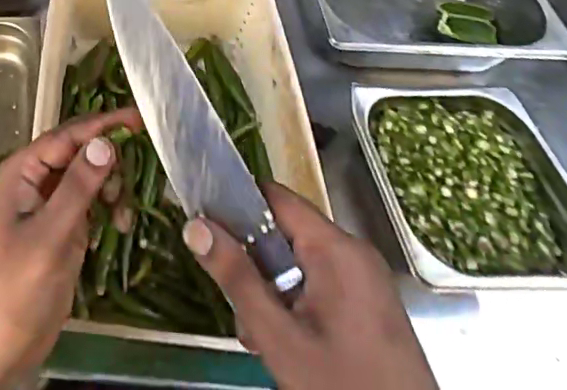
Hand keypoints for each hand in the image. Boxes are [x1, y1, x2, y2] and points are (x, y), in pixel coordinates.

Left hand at [0, 107, 141, 389]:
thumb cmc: (15, 288)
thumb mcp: (49, 236)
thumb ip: (78, 187)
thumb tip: (106, 142)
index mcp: (22, 171)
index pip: (67, 136)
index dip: (103, 125)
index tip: (138, 119)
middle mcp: (35, 179)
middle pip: (80, 151)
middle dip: (110, 159)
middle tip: (136, 175)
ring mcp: (50, 204)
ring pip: (90, 176)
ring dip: (112, 187)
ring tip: (123, 213)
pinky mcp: (63, 226)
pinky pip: (92, 201)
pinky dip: (110, 207)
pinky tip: (121, 225)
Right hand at [183, 182, 437, 389]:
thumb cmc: (343, 387)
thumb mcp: (280, 337)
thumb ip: (236, 277)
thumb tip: (195, 226)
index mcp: (336, 247)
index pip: (274, 196)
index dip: (237, 205)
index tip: (208, 230)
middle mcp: (353, 251)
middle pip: (285, 232)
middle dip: (254, 265)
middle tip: (241, 310)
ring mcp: (366, 278)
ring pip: (300, 262)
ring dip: (273, 291)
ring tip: (264, 339)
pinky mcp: (371, 303)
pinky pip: (321, 284)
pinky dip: (297, 303)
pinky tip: (289, 344)